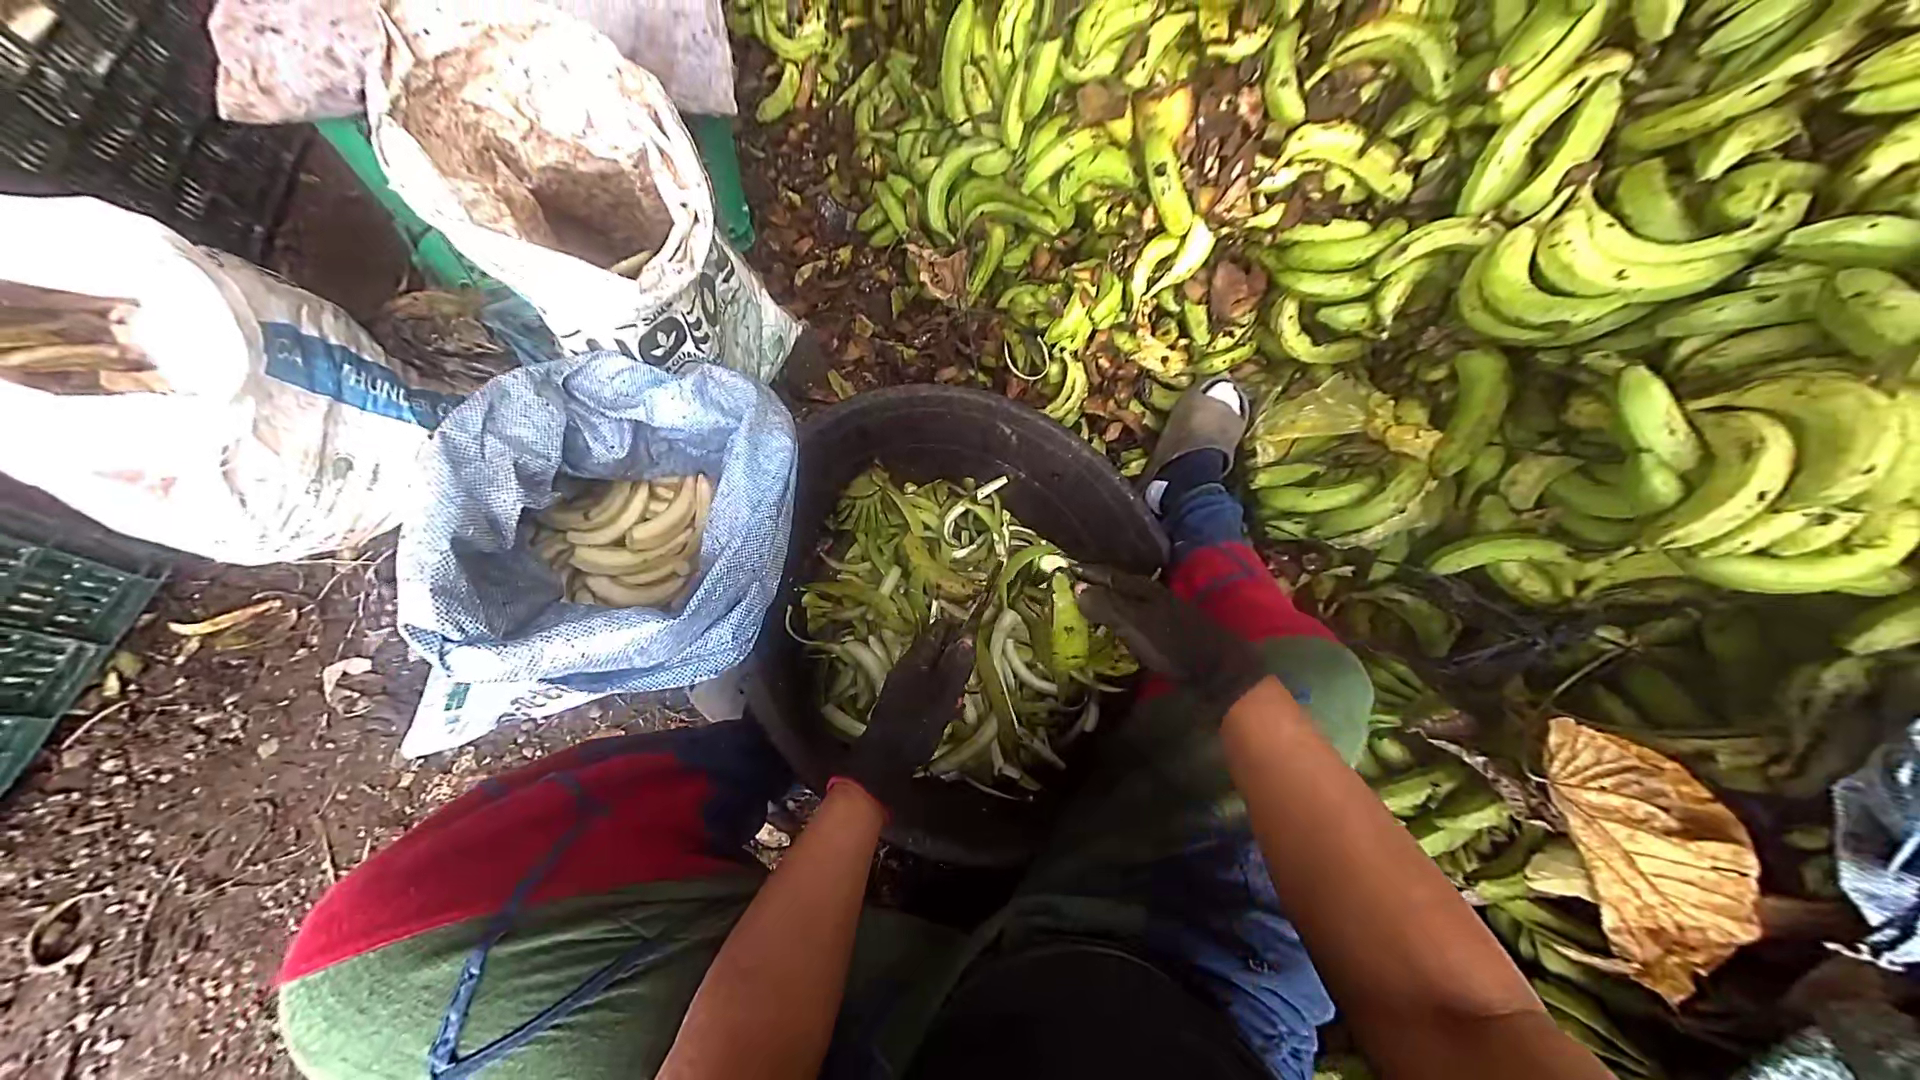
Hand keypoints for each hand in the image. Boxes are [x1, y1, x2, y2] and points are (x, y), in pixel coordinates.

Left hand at [837, 625, 974, 811]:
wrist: (885, 759)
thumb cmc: (917, 723)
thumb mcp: (943, 693)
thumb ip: (955, 665)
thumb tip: (967, 637)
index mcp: (916, 660)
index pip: (936, 631)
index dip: (954, 626)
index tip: (972, 625)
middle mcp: (905, 667)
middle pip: (933, 650)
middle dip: (953, 651)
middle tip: (972, 656)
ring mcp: (901, 685)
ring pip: (930, 670)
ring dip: (948, 674)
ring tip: (965, 685)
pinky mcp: (901, 703)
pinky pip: (925, 688)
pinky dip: (940, 691)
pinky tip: (950, 707)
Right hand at [1074, 566, 1269, 719]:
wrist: (1217, 669)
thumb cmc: (1173, 643)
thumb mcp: (1135, 624)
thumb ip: (1106, 605)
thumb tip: (1075, 588)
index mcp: (1141, 587)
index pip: (1105, 573)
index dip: (1083, 572)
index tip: (1059, 572)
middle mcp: (1150, 593)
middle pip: (1114, 585)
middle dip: (1091, 585)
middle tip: (1065, 591)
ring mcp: (1158, 611)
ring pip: (1123, 599)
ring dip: (1103, 601)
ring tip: (1080, 608)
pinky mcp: (1163, 629)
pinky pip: (1130, 615)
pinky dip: (1115, 617)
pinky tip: (1108, 626)